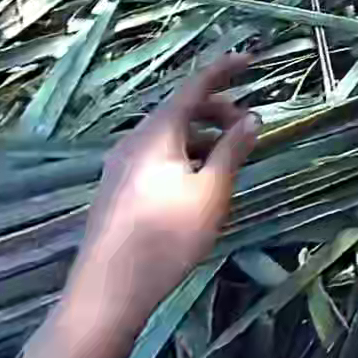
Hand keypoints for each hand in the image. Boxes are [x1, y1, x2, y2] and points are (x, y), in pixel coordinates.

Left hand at [67, 54, 259, 320]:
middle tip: (248, 128)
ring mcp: (120, 167)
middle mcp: (134, 142)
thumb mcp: (212, 191)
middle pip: (181, 111)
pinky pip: (157, 155)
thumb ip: (233, 149)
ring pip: (170, 135)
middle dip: (218, 111)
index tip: (249, 59)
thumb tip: (253, 117)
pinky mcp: (117, 190)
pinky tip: (199, 182)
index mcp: (157, 134)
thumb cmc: (166, 238)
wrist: (105, 297)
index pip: (194, 88)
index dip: (223, 70)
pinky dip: (186, 154)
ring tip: (228, 159)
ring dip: (204, 136)